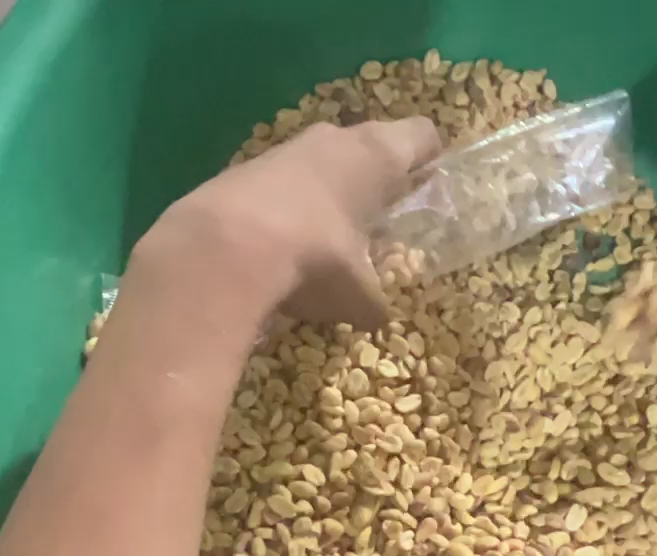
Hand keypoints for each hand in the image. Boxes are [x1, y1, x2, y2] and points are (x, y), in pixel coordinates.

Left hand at [130, 118, 440, 328]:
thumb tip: (378, 316)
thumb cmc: (317, 260)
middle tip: (377, 218)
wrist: (226, 249)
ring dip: (324, 195)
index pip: (422, 137)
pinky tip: (279, 246)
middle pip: (366, 146)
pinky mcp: (241, 171)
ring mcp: (283, 150)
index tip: (431, 182)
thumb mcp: (359, 295)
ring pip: (318, 164)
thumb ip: (376, 302)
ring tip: (326, 238)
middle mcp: (334, 138)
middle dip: (372, 180)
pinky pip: (278, 187)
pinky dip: (284, 210)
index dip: (430, 158)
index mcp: (377, 155)